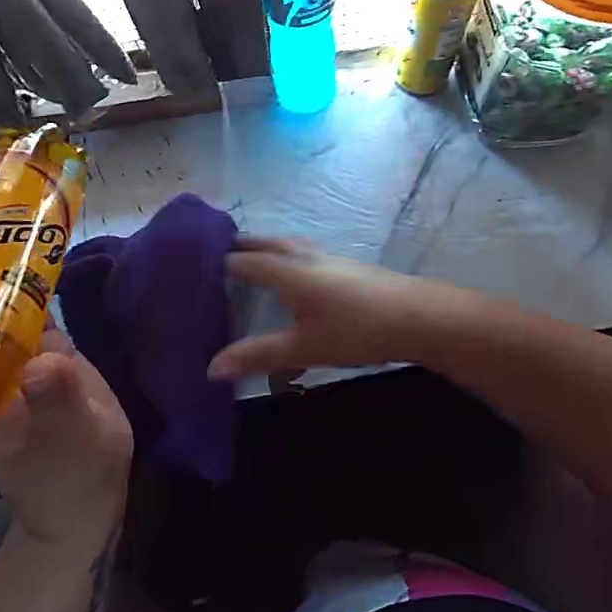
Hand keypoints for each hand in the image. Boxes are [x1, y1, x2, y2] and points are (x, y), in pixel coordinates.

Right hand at [207, 238, 478, 380]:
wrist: (417, 315)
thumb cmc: (355, 329)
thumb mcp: (303, 347)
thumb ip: (257, 355)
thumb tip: (210, 368)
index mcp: (287, 270)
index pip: (243, 260)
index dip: (219, 262)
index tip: (194, 266)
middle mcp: (304, 256)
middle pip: (266, 243)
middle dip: (242, 245)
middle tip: (218, 251)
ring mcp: (329, 258)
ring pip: (288, 244)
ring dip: (266, 246)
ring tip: (252, 255)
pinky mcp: (347, 266)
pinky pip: (305, 252)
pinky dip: (288, 255)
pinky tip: (296, 272)